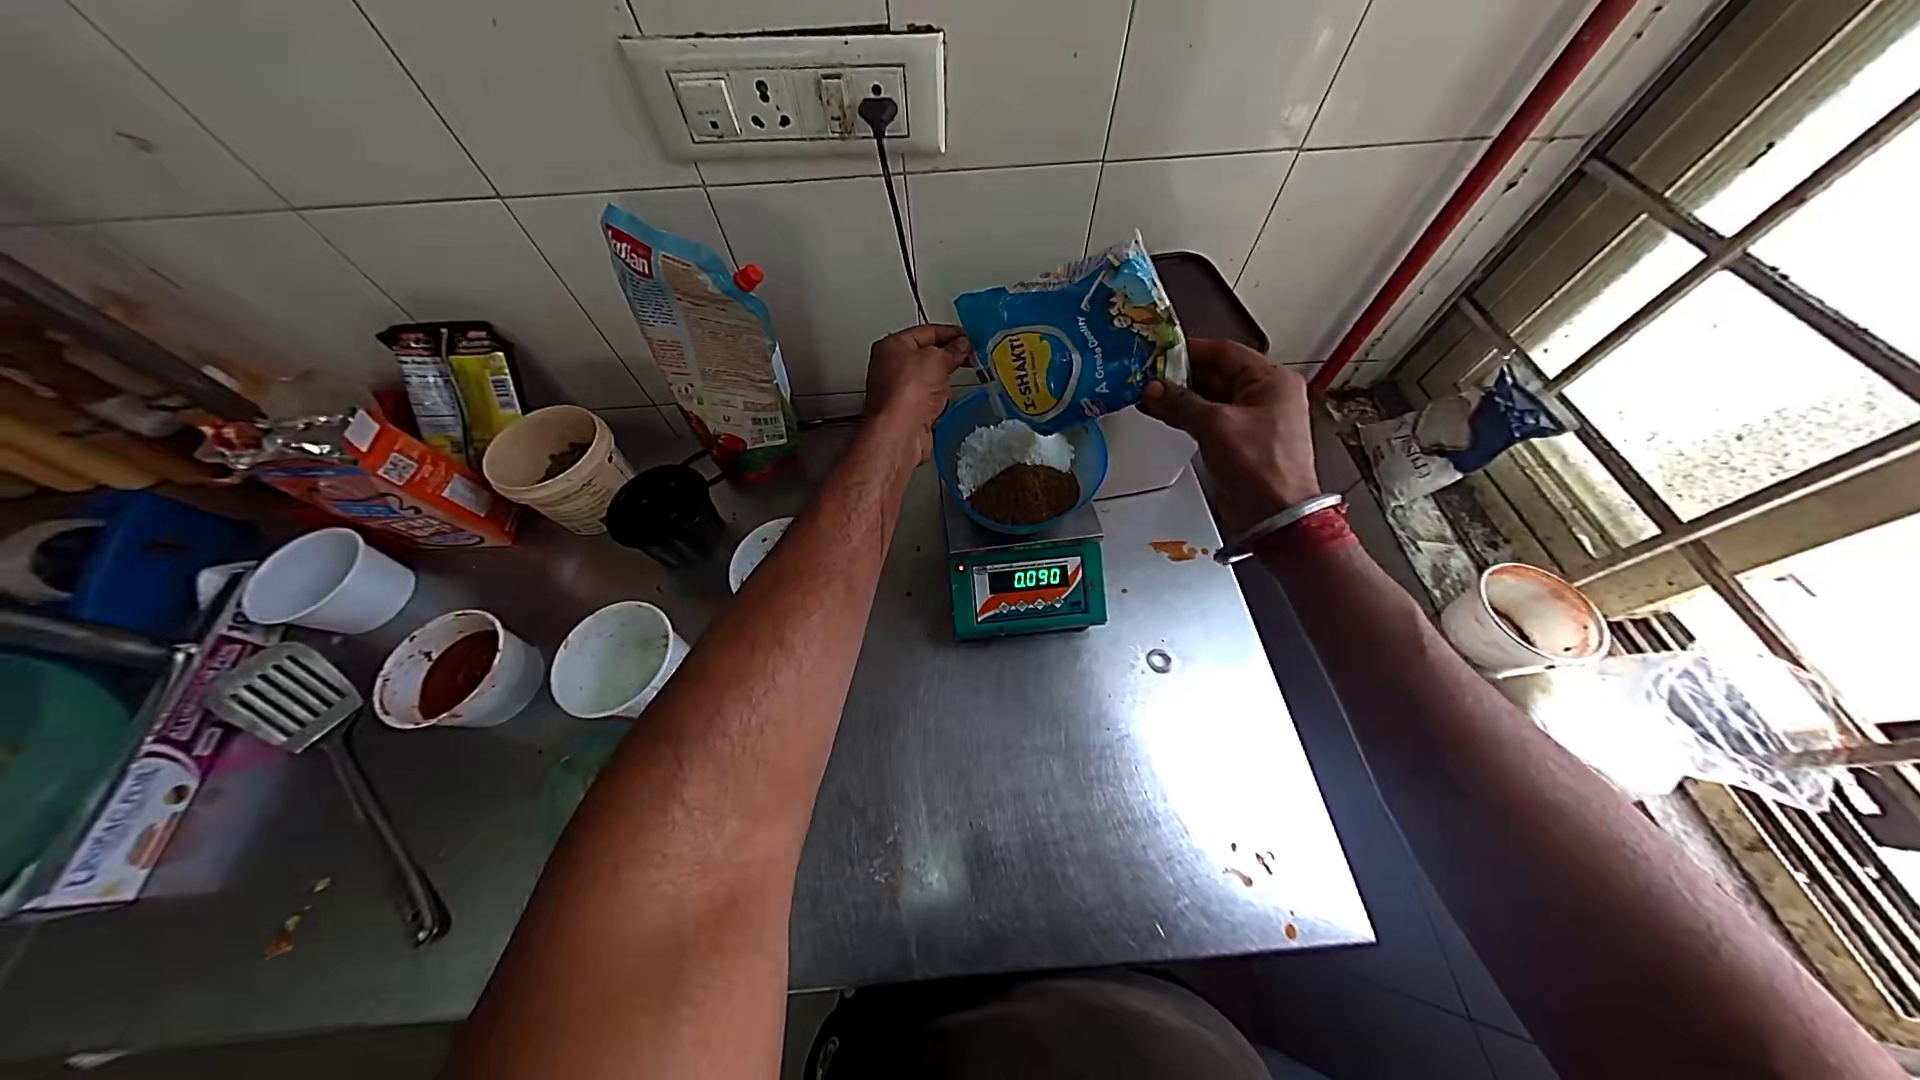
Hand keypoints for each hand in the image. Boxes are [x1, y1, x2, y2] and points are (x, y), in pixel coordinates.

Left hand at [864, 324, 972, 461]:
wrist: (900, 431)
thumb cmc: (908, 393)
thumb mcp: (938, 359)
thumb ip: (953, 349)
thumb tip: (962, 345)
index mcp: (892, 346)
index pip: (926, 331)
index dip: (950, 332)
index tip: (968, 337)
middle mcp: (889, 366)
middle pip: (925, 353)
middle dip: (948, 354)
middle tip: (970, 355)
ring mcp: (896, 389)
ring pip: (926, 376)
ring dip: (944, 376)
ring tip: (961, 374)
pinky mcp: (905, 410)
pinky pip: (926, 396)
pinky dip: (938, 395)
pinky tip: (946, 397)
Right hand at [1140, 338, 1319, 533]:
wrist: (1275, 516)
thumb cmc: (1261, 468)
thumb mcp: (1216, 427)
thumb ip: (1181, 403)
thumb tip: (1154, 389)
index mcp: (1271, 381)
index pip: (1224, 352)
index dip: (1189, 351)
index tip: (1158, 352)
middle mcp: (1265, 395)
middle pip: (1216, 374)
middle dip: (1181, 376)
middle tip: (1146, 375)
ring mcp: (1252, 419)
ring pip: (1211, 397)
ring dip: (1181, 397)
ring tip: (1148, 395)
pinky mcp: (1240, 441)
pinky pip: (1210, 419)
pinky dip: (1188, 416)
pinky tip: (1164, 414)